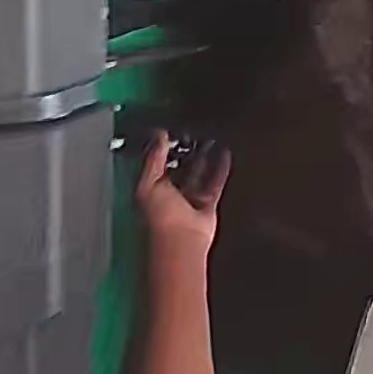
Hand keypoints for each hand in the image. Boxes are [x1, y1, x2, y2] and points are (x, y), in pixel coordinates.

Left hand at [135, 132, 229, 269]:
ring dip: (205, 157)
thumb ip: (153, 158)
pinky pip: (216, 181)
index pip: (155, 164)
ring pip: (198, 173)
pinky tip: (225, 154)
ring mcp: (189, 199)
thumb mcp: (148, 183)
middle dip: (185, 152)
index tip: (169, 131)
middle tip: (192, 132)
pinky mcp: (207, 203)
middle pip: (179, 168)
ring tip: (211, 138)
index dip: (161, 148)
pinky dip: (221, 168)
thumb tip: (157, 135)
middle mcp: (169, 195)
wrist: (181, 242)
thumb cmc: (159, 219)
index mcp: (150, 190)